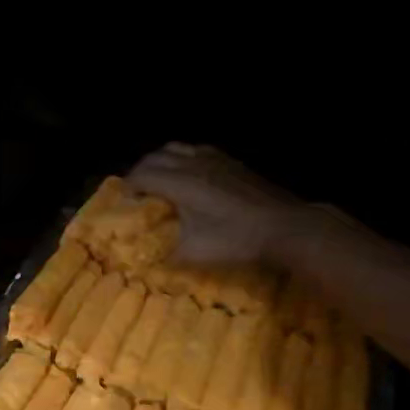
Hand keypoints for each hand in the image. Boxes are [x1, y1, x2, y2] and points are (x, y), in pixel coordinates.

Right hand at [127, 143, 305, 266]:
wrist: (285, 227)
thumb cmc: (237, 239)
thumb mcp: (195, 253)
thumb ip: (167, 254)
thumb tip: (149, 261)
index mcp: (180, 183)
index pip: (142, 175)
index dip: (128, 187)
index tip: (124, 201)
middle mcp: (193, 164)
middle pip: (155, 157)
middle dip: (139, 171)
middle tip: (136, 190)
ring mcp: (214, 159)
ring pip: (175, 147)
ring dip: (160, 160)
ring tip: (158, 179)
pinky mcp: (230, 161)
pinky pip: (196, 149)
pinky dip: (183, 157)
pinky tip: (189, 173)